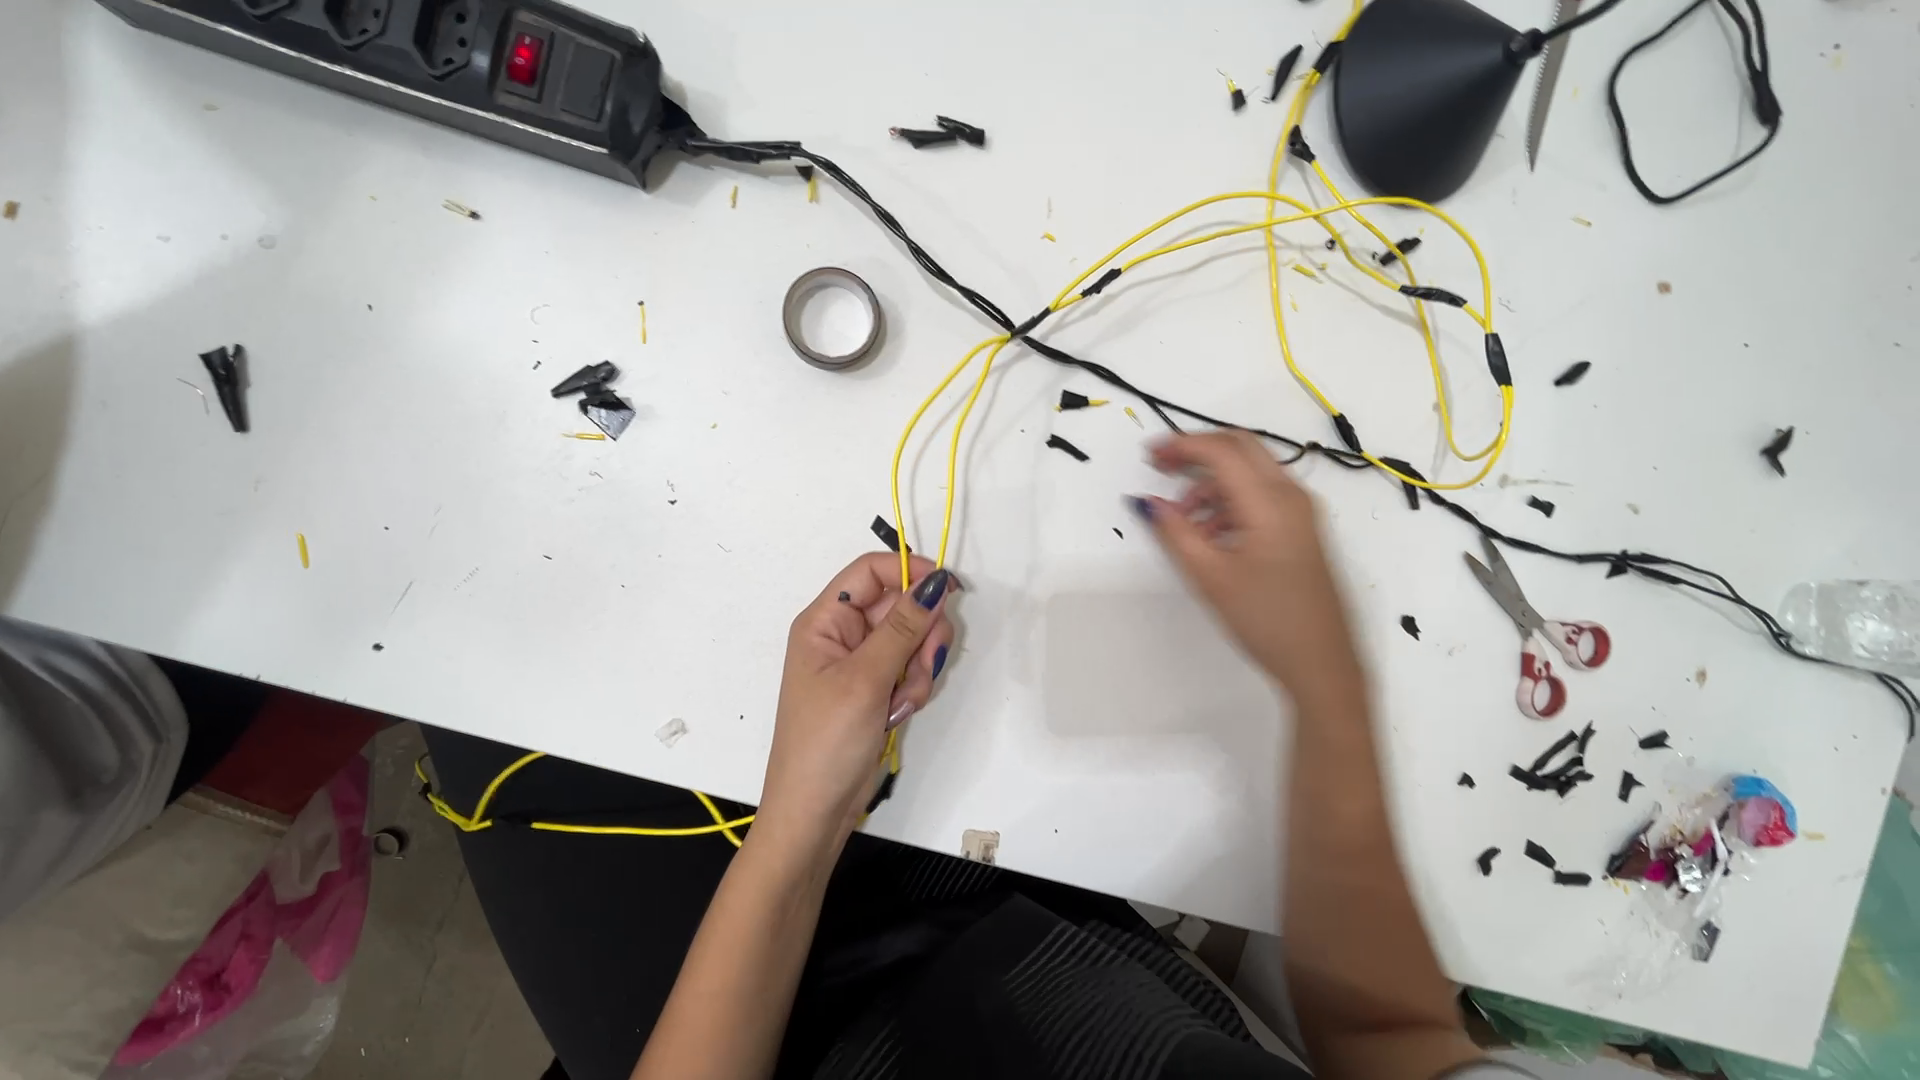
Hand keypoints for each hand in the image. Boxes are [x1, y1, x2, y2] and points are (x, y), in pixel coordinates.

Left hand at [756, 552, 955, 856]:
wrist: (815, 812)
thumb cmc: (827, 741)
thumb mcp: (865, 679)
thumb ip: (903, 628)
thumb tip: (935, 583)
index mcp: (824, 621)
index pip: (870, 572)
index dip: (909, 571)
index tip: (948, 588)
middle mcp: (842, 635)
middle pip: (899, 606)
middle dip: (920, 634)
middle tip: (926, 662)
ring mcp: (861, 664)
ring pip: (911, 639)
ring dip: (920, 667)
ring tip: (904, 701)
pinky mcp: (877, 689)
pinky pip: (910, 669)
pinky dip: (914, 687)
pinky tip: (901, 713)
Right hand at [1133, 431, 1363, 702]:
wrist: (1322, 663)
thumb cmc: (1265, 619)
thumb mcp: (1210, 577)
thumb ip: (1175, 532)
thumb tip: (1149, 502)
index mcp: (1270, 502)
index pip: (1221, 451)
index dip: (1181, 445)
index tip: (1149, 455)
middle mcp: (1291, 495)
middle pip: (1241, 447)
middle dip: (1197, 451)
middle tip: (1161, 467)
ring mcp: (1301, 511)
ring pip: (1251, 472)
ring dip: (1212, 482)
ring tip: (1183, 520)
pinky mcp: (1302, 529)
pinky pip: (1261, 496)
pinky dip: (1230, 501)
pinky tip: (1210, 535)